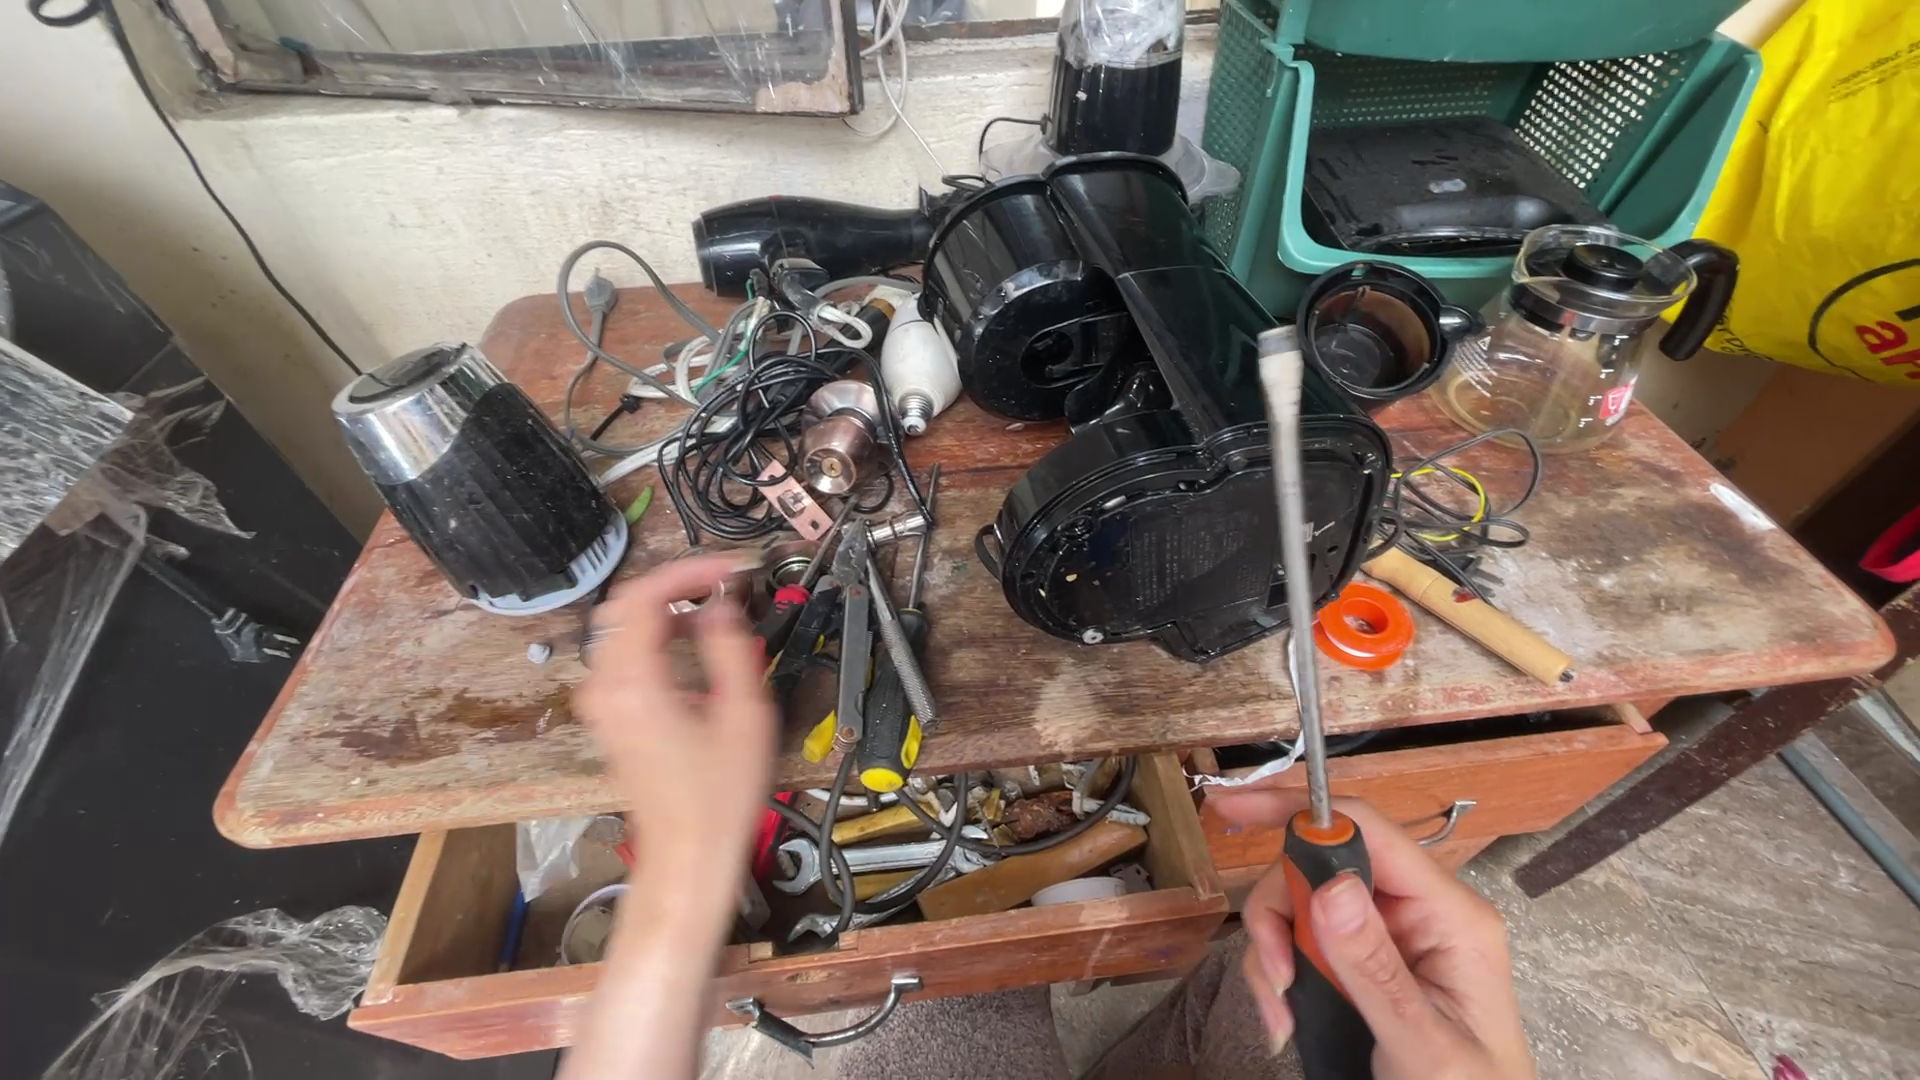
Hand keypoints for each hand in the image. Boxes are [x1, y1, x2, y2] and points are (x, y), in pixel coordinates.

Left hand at [574, 553, 776, 893]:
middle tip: (721, 582)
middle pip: (625, 607)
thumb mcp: (745, 714)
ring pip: (622, 629)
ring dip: (667, 610)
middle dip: (675, 585)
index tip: (729, 569)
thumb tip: (722, 607)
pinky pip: (625, 655)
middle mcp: (607, 689)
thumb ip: (732, 648)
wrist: (688, 854)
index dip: (689, 572)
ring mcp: (604, 704)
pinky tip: (695, 644)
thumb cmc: (719, 795)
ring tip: (715, 610)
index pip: (644, 598)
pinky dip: (658, 636)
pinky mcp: (612, 716)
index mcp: (635, 684)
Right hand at [1209, 790, 1534, 1079]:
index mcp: (1446, 911)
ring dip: (1272, 951)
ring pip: (1296, 902)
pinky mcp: (1354, 953)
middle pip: (1314, 866)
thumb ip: (1374, 968)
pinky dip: (1275, 970)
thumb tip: (1327, 884)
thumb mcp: (1425, 1048)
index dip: (1296, 810)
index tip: (1231, 807)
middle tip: (1272, 973)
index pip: (1364, 829)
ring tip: (1279, 1011)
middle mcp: (1410, 906)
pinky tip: (1282, 1014)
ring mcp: (1380, 929)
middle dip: (1277, 914)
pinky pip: (1294, 936)